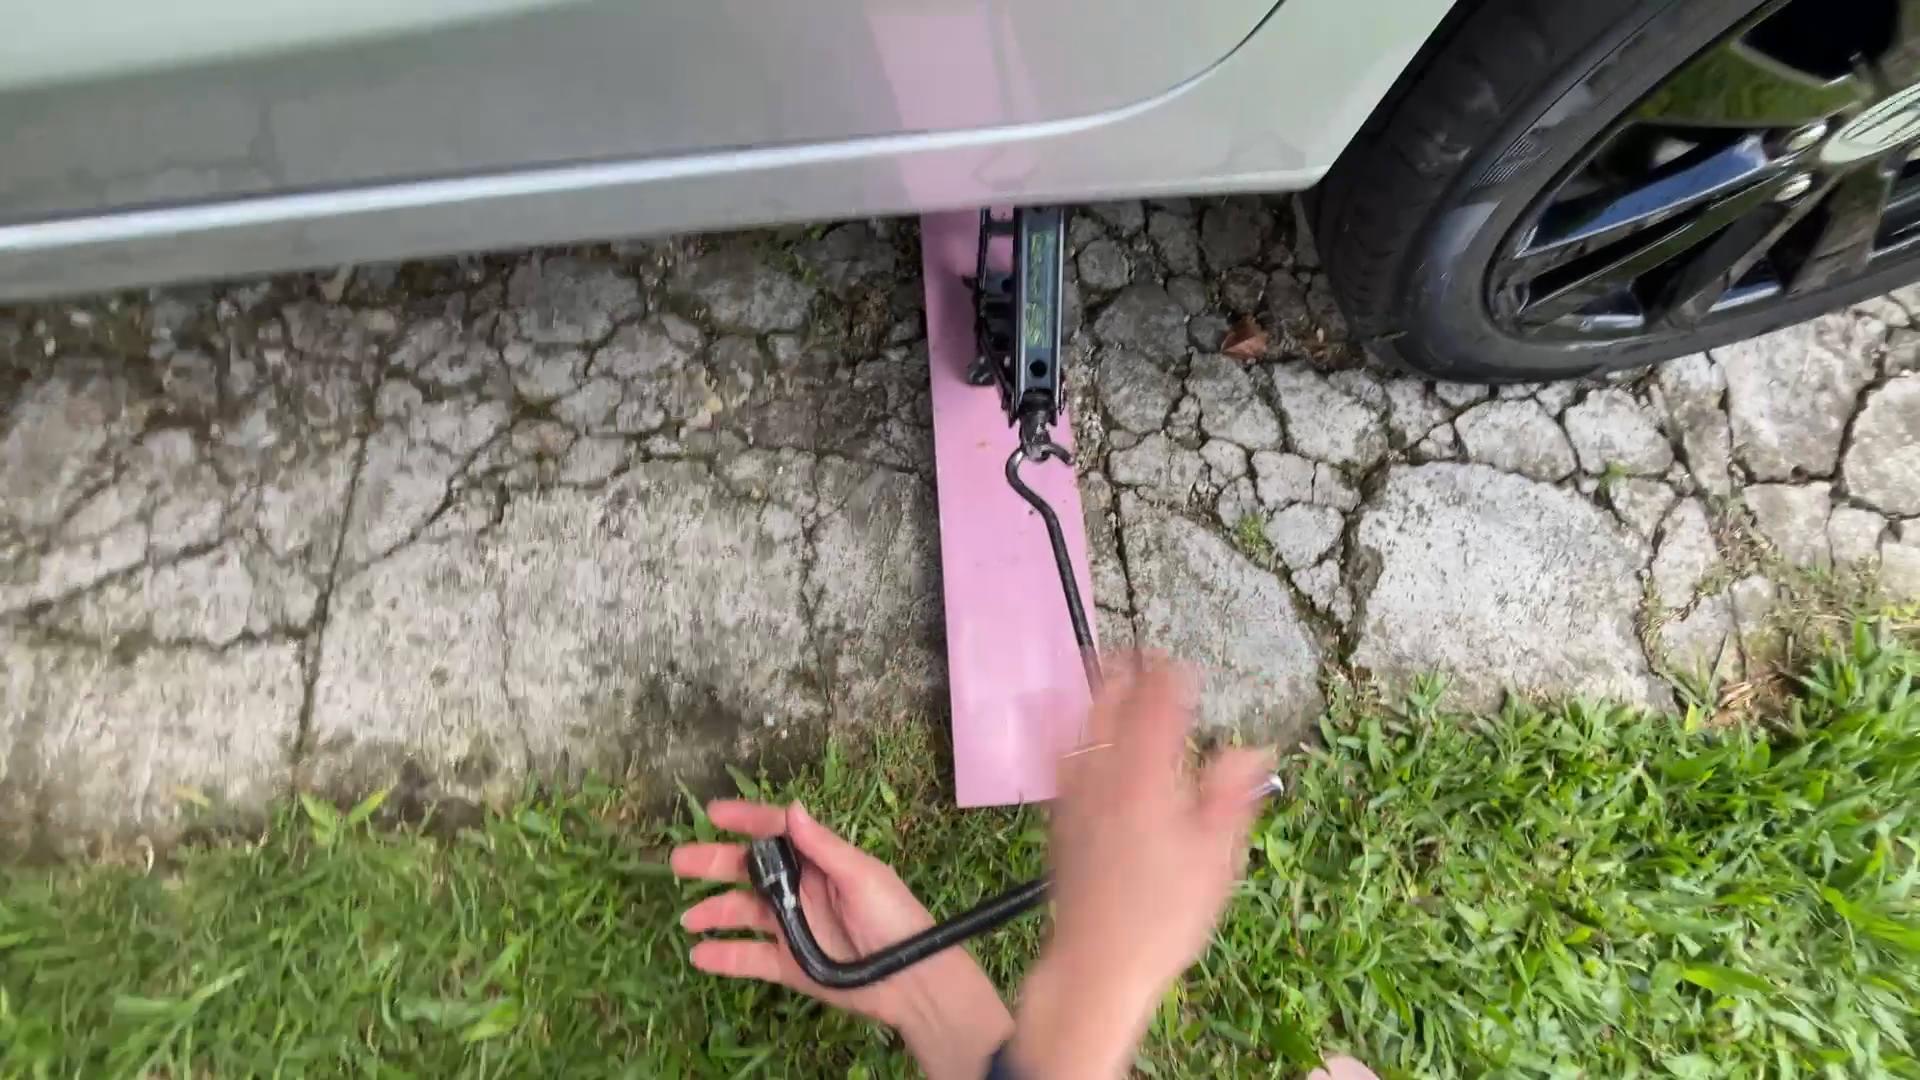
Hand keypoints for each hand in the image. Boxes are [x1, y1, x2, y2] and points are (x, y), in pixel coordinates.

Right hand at [671, 800, 1012, 1078]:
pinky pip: (750, 958)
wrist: (911, 981)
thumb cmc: (892, 916)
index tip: (713, 812)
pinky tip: (699, 956)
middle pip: (751, 871)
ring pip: (744, 913)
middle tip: (679, 860)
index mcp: (820, 860)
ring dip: (715, 912)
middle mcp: (801, 888)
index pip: (777, 832)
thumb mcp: (860, 875)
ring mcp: (794, 926)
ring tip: (688, 917)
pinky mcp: (791, 964)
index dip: (746, 820)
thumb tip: (792, 808)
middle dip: (715, 863)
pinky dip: (724, 957)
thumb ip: (823, 845)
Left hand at [1010, 653, 1272, 1079]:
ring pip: (1082, 726)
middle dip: (1124, 673)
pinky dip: (1056, 724)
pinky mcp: (1057, 812)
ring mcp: (1077, 793)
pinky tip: (1057, 713)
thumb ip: (1230, 798)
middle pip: (1113, 709)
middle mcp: (1109, 777)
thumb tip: (1254, 750)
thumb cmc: (1165, 914)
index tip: (1176, 661)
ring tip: (1099, 663)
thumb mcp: (1215, 861)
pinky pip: (1055, 755)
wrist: (1098, 957)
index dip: (1168, 681)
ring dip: (1092, 689)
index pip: (1159, 714)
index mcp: (1151, 783)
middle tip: (1134, 650)